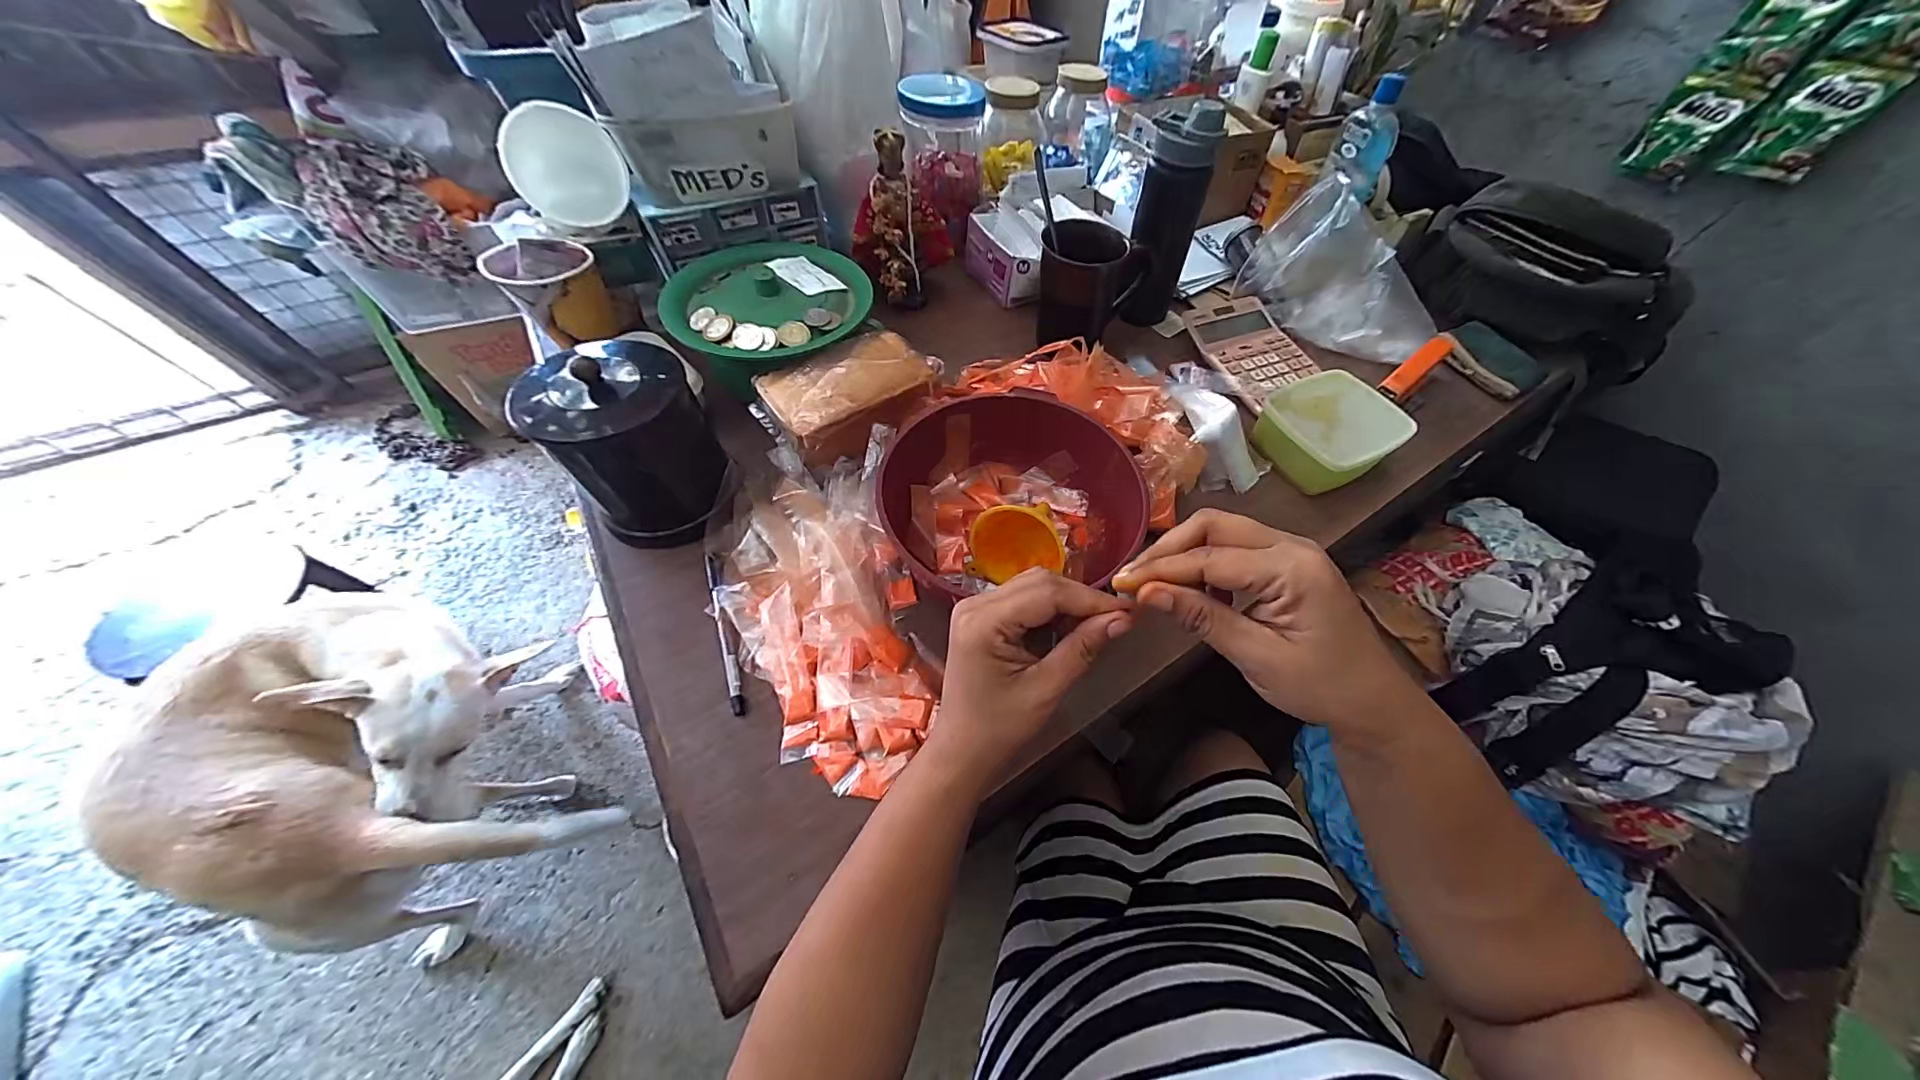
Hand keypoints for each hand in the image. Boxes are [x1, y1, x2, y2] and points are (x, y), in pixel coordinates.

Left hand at [923, 569, 1132, 798]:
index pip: (1047, 592)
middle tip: (1118, 618)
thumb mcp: (1046, 689)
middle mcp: (974, 604)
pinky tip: (1070, 627)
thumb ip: (1082, 649)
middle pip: (1040, 582)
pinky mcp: (980, 615)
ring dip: (1068, 601)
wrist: (962, 749)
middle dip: (1081, 598)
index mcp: (982, 621)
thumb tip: (1122, 619)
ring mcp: (974, 607)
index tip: (1128, 610)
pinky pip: (1023, 598)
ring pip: (1033, 586)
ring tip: (1097, 624)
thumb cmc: (998, 728)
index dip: (1091, 599)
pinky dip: (1051, 609)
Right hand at [1111, 509, 1419, 728]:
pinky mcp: (1287, 563)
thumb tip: (1147, 593)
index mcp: (1291, 568)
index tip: (1121, 584)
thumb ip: (1201, 617)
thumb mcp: (1256, 656)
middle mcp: (1292, 546)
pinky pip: (1235, 548)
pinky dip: (1204, 561)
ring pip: (1222, 531)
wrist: (1373, 702)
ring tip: (1152, 581)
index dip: (1160, 569)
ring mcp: (1291, 551)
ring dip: (1184, 552)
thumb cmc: (1320, 686)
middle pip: (1214, 525)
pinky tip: (1189, 588)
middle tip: (1133, 578)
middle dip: (1168, 549)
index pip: (1209, 556)